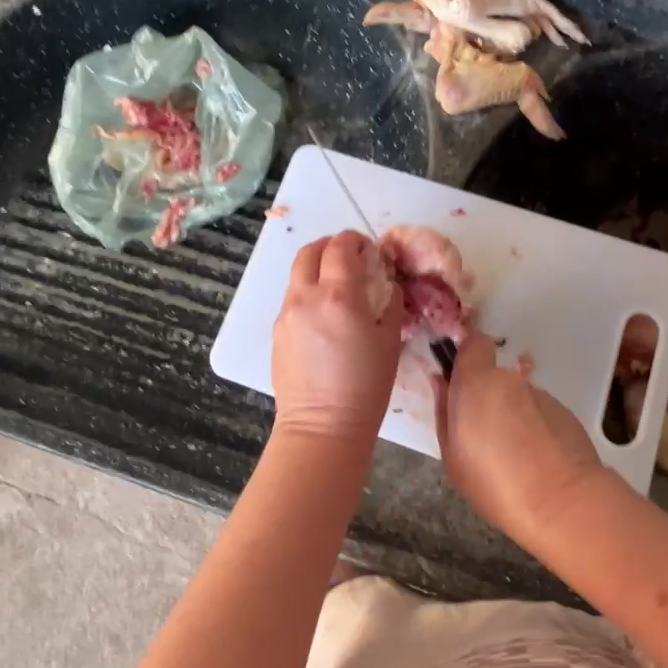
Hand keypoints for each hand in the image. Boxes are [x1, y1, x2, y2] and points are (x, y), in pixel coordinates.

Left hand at [271, 231, 405, 441]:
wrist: (323, 427)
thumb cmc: (366, 387)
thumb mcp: (390, 341)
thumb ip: (389, 303)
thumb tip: (386, 283)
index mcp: (338, 295)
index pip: (342, 247)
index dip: (356, 240)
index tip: (369, 249)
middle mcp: (306, 296)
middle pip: (310, 251)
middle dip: (330, 246)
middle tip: (350, 257)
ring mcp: (287, 314)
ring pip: (298, 274)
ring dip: (317, 269)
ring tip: (337, 287)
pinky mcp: (278, 332)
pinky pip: (292, 299)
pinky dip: (308, 293)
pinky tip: (324, 318)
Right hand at [437, 332, 612, 544]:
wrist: (562, 502)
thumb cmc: (495, 482)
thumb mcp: (452, 456)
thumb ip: (443, 411)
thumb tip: (440, 381)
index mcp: (476, 382)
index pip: (474, 342)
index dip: (468, 358)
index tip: (461, 385)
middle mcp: (509, 380)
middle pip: (493, 377)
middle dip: (487, 397)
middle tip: (483, 435)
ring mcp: (540, 394)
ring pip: (517, 397)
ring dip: (512, 415)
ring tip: (514, 455)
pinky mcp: (564, 411)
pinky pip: (538, 413)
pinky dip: (535, 428)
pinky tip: (537, 459)